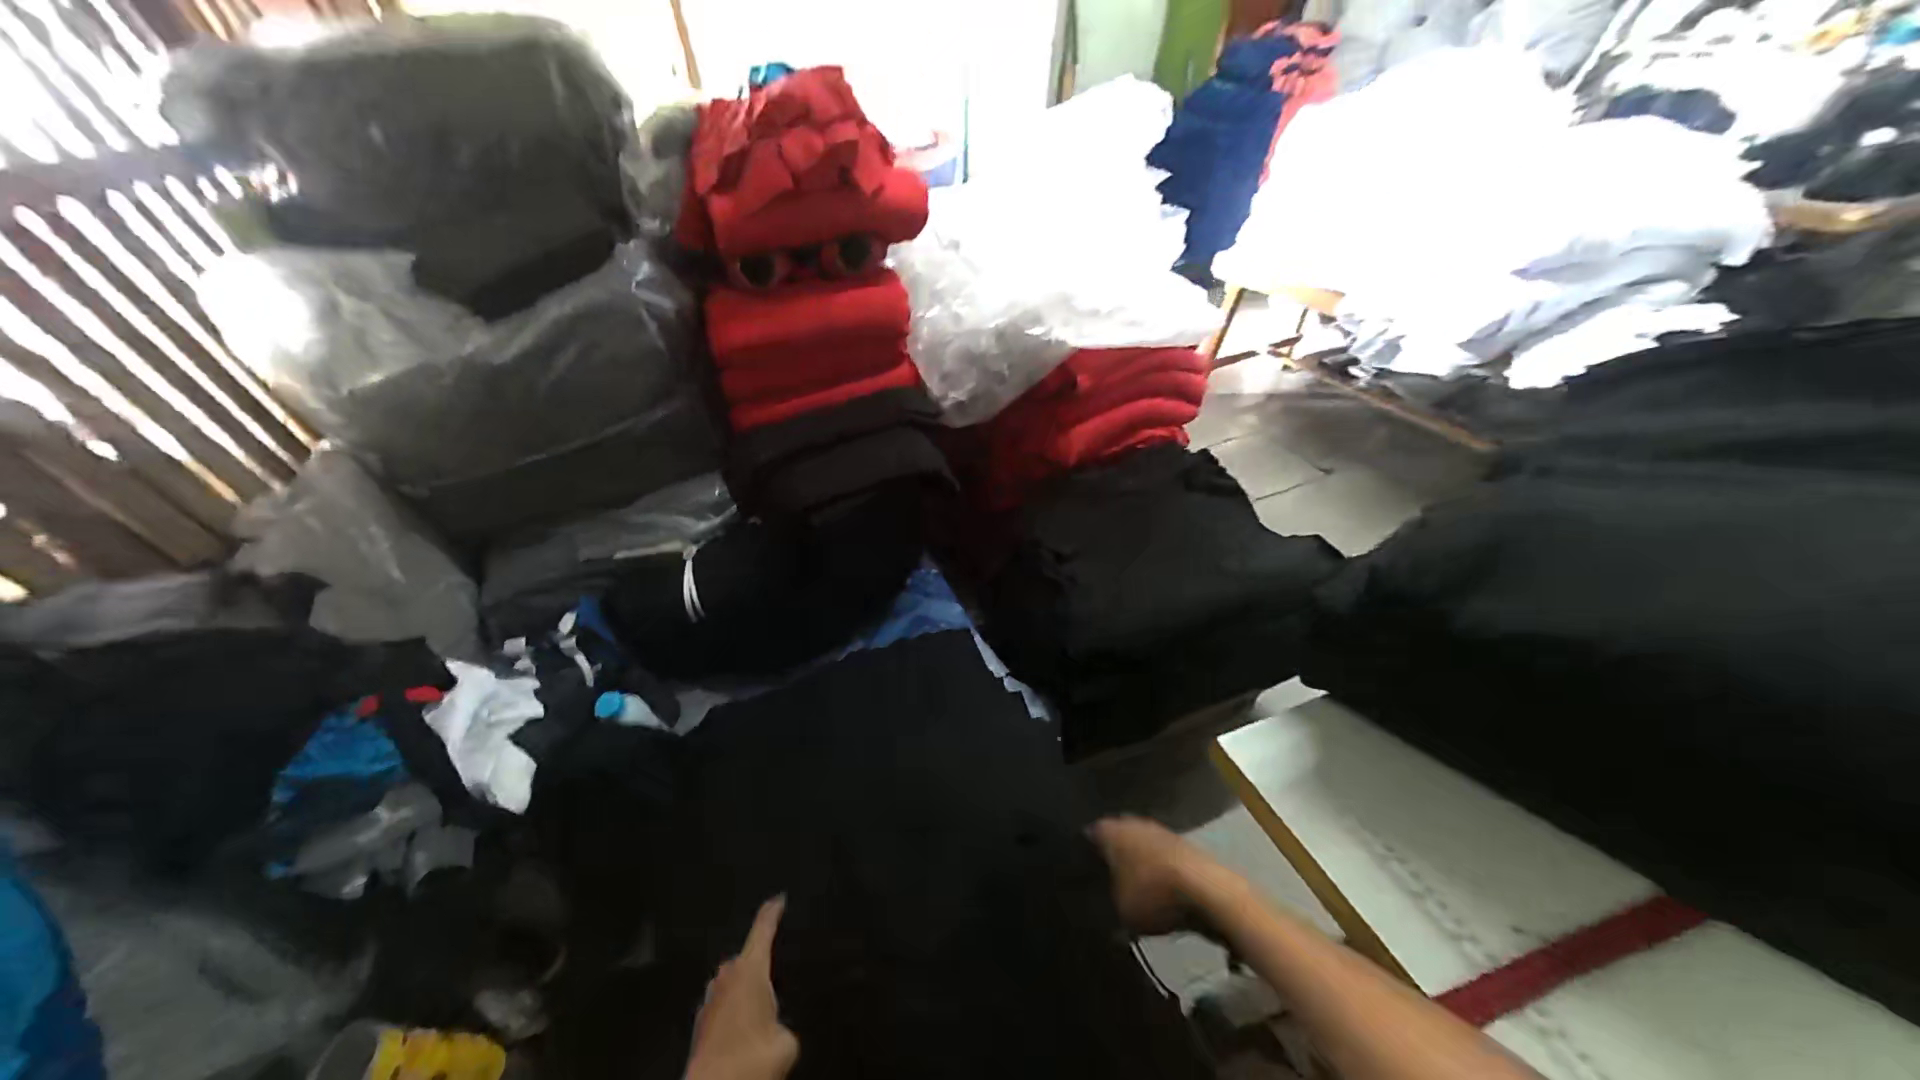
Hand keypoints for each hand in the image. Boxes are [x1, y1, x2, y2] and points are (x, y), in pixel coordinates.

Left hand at [684, 896, 798, 1079]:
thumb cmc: (753, 1060)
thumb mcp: (787, 1042)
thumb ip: (784, 1025)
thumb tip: (776, 1030)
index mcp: (750, 969)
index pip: (763, 929)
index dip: (772, 912)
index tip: (779, 899)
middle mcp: (726, 977)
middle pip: (747, 959)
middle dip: (760, 967)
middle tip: (778, 983)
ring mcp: (709, 1000)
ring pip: (733, 984)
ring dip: (745, 992)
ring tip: (762, 1015)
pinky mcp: (699, 1025)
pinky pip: (723, 1006)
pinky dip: (734, 1013)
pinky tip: (744, 1036)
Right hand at [1089, 816, 1217, 935]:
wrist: (1209, 892)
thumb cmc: (1153, 895)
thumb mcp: (1118, 912)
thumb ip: (1105, 906)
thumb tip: (1101, 908)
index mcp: (1109, 830)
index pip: (1088, 837)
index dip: (1085, 857)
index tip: (1084, 876)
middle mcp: (1132, 822)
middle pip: (1116, 840)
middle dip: (1114, 860)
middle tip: (1109, 886)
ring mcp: (1161, 831)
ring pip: (1141, 848)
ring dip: (1139, 866)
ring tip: (1136, 894)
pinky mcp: (1185, 845)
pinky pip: (1162, 859)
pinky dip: (1160, 872)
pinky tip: (1161, 895)